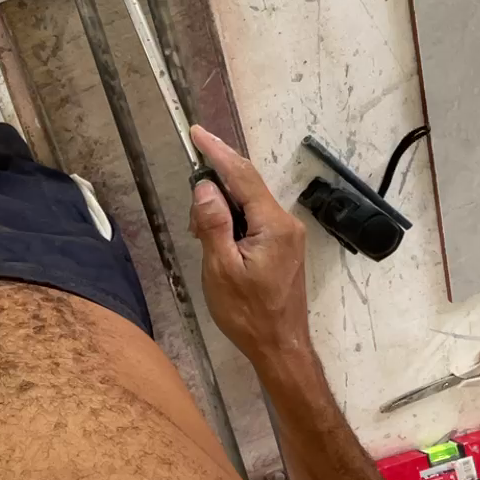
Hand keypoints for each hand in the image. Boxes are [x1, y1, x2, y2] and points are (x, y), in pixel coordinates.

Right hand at [188, 125, 311, 364]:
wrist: (279, 346)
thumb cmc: (248, 314)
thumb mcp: (221, 269)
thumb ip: (214, 224)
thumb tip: (205, 187)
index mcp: (273, 225)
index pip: (242, 176)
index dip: (217, 152)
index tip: (197, 133)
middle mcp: (285, 223)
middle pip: (245, 186)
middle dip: (214, 188)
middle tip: (192, 216)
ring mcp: (287, 235)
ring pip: (247, 204)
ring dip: (220, 210)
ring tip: (202, 240)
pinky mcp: (282, 246)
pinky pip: (253, 219)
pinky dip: (231, 222)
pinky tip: (217, 242)